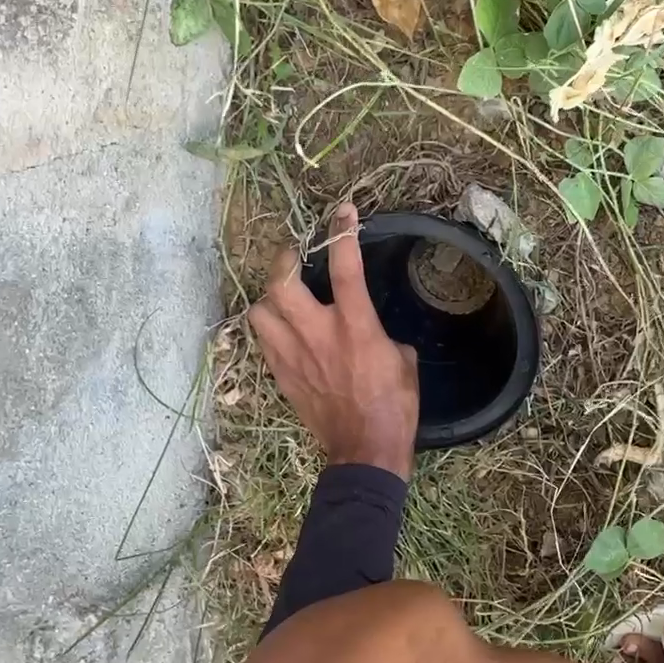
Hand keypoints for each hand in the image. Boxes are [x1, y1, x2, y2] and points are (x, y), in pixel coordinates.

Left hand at [247, 204, 419, 478]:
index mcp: (357, 327)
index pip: (346, 268)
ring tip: (283, 295)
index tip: (343, 212)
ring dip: (269, 298)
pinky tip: (284, 329)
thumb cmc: (396, 405)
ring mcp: (293, 356)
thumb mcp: (404, 360)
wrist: (365, 450)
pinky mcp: (281, 376)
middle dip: (285, 261)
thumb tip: (369, 331)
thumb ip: (382, 335)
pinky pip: (263, 341)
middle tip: (295, 256)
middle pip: (281, 283)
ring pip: (259, 311)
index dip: (343, 235)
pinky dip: (270, 328)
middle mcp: (318, 334)